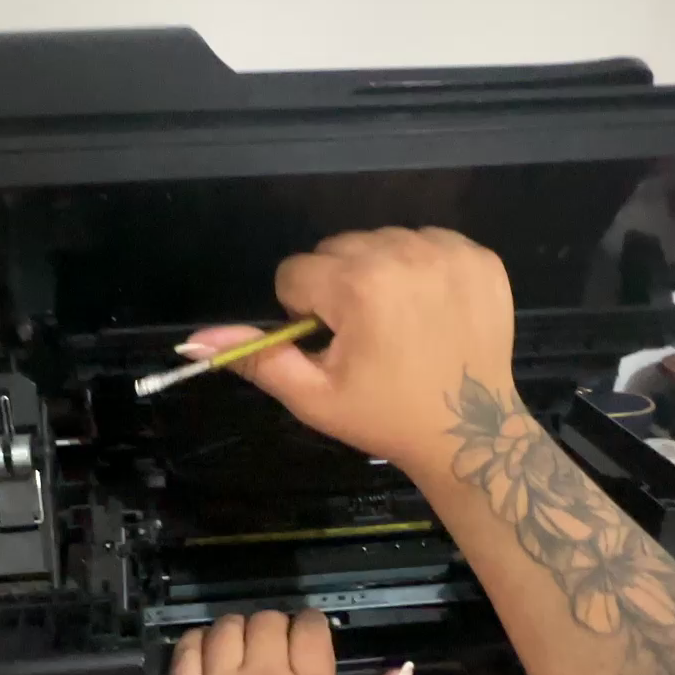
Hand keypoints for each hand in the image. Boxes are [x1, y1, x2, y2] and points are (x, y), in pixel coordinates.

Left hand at [141, 610, 408, 674]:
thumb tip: (402, 672)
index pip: (310, 628)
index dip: (312, 629)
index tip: (311, 645)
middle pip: (267, 620)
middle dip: (277, 629)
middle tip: (278, 656)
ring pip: (227, 627)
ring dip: (239, 633)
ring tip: (243, 658)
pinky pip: (186, 649)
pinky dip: (199, 644)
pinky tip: (209, 664)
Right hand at [183, 227, 516, 479]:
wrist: (467, 432)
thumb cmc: (382, 418)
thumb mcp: (311, 396)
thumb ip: (255, 358)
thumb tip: (193, 341)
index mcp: (358, 286)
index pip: (295, 273)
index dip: (303, 313)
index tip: (333, 345)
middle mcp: (403, 253)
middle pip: (336, 250)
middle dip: (337, 290)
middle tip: (365, 339)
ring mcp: (448, 252)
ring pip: (380, 242)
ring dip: (376, 276)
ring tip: (397, 325)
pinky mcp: (481, 256)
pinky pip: (426, 242)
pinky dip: (419, 270)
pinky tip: (428, 312)